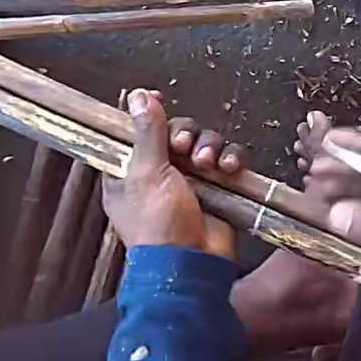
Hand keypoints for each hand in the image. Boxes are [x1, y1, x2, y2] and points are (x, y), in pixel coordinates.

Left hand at [105, 90, 235, 258]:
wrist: (192, 266)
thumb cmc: (157, 222)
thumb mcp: (146, 172)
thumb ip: (146, 131)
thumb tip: (138, 95)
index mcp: (130, 170)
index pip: (138, 129)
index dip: (148, 113)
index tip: (159, 99)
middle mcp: (158, 172)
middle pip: (176, 131)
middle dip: (185, 134)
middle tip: (185, 148)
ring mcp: (189, 180)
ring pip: (204, 142)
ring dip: (209, 146)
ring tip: (207, 164)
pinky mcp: (217, 188)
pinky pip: (227, 159)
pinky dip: (230, 159)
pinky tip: (228, 167)